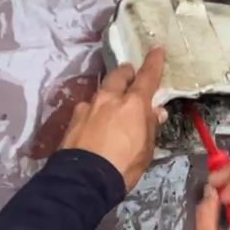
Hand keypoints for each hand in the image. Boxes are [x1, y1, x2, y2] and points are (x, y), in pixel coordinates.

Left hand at [59, 48, 166, 189]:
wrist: (85, 180)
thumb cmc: (123, 166)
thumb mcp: (146, 149)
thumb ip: (149, 126)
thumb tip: (155, 111)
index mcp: (133, 104)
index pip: (147, 77)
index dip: (154, 62)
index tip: (157, 49)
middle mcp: (109, 99)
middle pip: (118, 75)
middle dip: (126, 73)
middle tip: (130, 76)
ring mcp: (87, 107)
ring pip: (101, 92)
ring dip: (108, 94)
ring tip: (111, 105)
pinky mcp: (72, 119)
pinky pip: (87, 108)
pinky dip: (94, 111)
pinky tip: (93, 123)